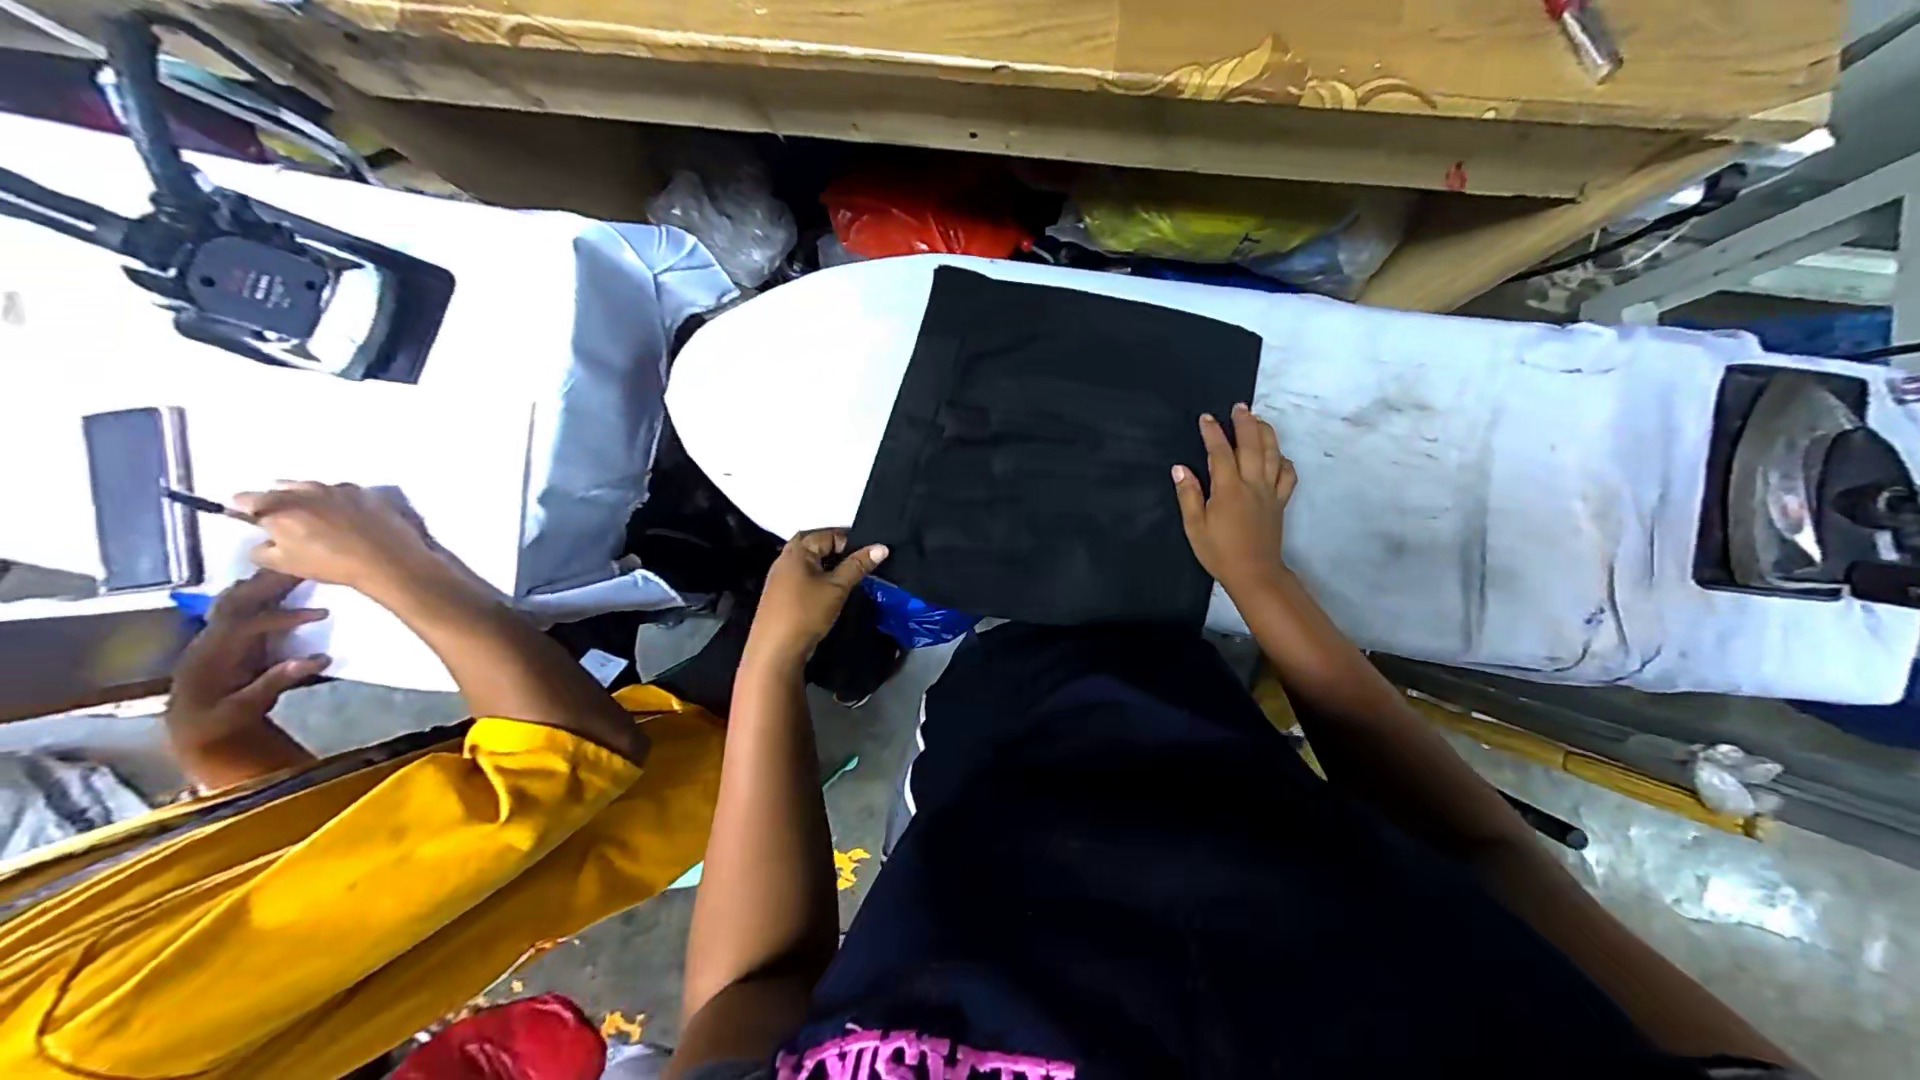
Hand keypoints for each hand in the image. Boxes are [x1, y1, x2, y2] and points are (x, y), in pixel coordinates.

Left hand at [166, 571, 329, 750]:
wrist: (193, 728)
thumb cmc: (219, 721)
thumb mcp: (244, 710)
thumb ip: (276, 683)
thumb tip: (320, 658)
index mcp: (211, 657)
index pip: (246, 625)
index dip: (284, 617)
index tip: (322, 614)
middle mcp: (207, 639)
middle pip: (236, 602)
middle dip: (270, 585)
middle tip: (310, 570)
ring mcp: (213, 635)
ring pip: (235, 598)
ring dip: (264, 583)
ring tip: (298, 568)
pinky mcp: (225, 635)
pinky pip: (239, 604)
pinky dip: (259, 590)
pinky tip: (278, 582)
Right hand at [234, 482, 439, 596]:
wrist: (388, 560)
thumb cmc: (332, 564)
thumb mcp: (283, 564)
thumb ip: (261, 549)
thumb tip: (262, 541)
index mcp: (279, 509)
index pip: (248, 500)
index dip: (244, 506)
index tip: (246, 513)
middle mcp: (306, 493)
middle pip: (280, 489)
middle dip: (275, 499)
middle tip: (279, 512)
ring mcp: (338, 490)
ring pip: (311, 486)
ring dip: (304, 494)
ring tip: (308, 508)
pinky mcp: (366, 493)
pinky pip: (341, 490)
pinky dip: (334, 496)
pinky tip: (339, 508)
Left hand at [746, 529, 887, 661]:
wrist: (776, 650)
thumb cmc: (807, 612)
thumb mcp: (837, 588)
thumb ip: (858, 566)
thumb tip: (882, 547)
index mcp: (797, 551)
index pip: (828, 534)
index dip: (850, 541)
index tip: (870, 554)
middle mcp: (785, 558)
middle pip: (814, 544)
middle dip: (837, 549)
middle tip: (859, 560)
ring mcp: (780, 577)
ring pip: (808, 561)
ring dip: (827, 563)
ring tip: (849, 574)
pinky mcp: (780, 593)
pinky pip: (802, 575)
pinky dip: (818, 575)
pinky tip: (830, 589)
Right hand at [1172, 403, 1297, 597]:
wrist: (1255, 573)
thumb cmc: (1219, 552)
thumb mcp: (1195, 527)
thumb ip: (1189, 495)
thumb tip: (1180, 469)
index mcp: (1229, 490)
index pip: (1220, 453)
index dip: (1213, 433)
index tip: (1206, 418)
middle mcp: (1252, 485)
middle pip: (1252, 445)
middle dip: (1245, 423)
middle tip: (1239, 407)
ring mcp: (1270, 492)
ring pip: (1273, 455)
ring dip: (1266, 434)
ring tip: (1259, 419)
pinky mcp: (1280, 502)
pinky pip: (1287, 476)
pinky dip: (1284, 461)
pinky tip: (1279, 456)